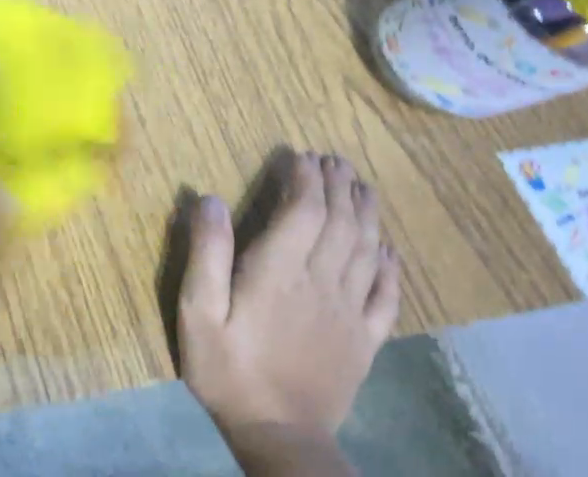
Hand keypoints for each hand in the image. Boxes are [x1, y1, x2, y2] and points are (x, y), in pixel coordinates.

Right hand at [178, 153, 400, 445]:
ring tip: (361, 186)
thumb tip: (211, 199)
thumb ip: (206, 252)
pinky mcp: (365, 339)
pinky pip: (386, 295)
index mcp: (279, 272)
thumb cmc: (227, 367)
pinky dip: (390, 266)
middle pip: (340, 224)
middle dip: (337, 187)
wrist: (279, 432)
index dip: (306, 180)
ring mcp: (349, 312)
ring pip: (367, 251)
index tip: (299, 155)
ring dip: (366, 214)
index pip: (303, 212)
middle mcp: (321, 283)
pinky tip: (388, 249)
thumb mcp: (197, 309)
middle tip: (333, 160)